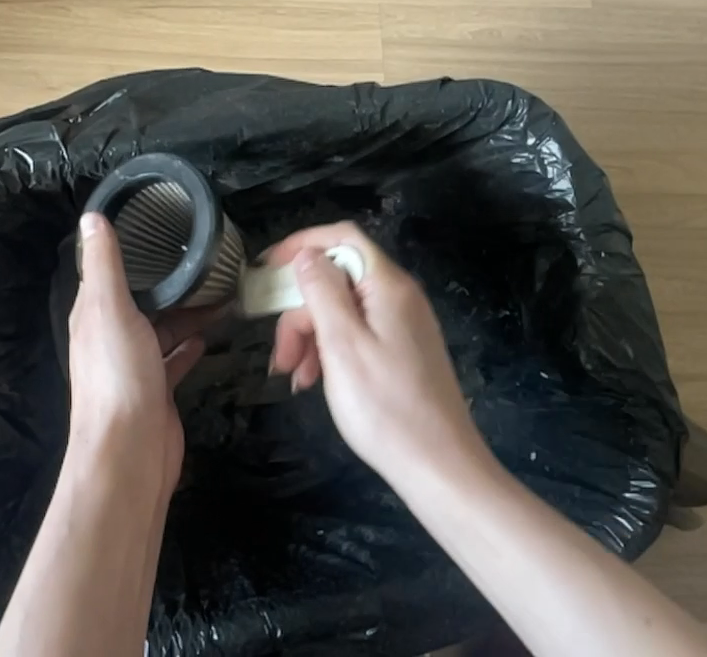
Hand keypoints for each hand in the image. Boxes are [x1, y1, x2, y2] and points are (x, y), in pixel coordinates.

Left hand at [66, 212, 208, 497]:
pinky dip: (190, 344)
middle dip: (170, 281)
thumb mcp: (110, 309)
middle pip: (142, 299)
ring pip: (163, 327)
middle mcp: (112, 335)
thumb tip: (90, 217)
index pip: (109, 270)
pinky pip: (175, 357)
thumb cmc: (118, 376)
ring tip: (221, 292)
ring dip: (187, 311)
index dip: (132, 248)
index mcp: (95, 313)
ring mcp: (135, 364)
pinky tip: (210, 335)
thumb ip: (105, 265)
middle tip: (207, 259)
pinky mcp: (157, 388)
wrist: (130, 453)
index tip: (162, 224)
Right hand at [268, 223, 491, 485]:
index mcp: (387, 285)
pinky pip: (357, 334)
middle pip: (337, 279)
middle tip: (280, 356)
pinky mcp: (402, 351)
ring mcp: (402, 325)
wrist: (440, 468)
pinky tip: (315, 383)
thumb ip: (322, 291)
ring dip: (310, 336)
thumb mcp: (342, 344)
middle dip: (300, 311)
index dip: (302, 244)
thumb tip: (307, 253)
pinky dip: (331, 351)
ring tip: (294, 378)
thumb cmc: (386, 407)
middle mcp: (398, 296)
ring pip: (343, 310)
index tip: (267, 269)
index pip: (342, 238)